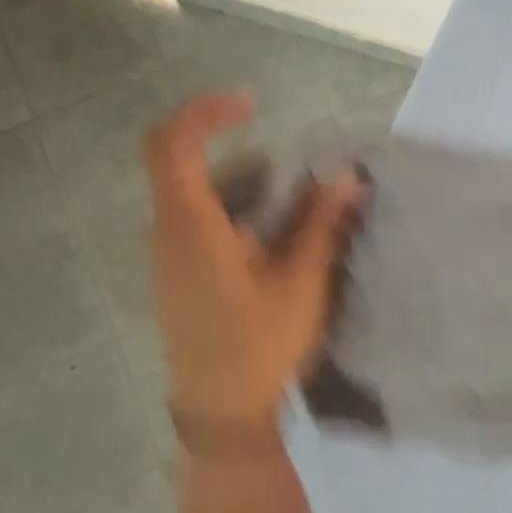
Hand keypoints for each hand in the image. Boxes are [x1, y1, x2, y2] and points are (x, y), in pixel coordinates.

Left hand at [143, 93, 364, 453]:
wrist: (220, 408)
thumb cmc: (260, 341)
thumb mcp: (301, 281)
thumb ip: (321, 224)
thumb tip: (346, 176)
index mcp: (189, 227)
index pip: (171, 144)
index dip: (205, 112)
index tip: (253, 103)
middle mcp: (165, 235)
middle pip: (180, 167)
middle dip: (236, 150)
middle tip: (294, 163)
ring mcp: (167, 260)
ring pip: (191, 199)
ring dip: (240, 185)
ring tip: (297, 201)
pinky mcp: (178, 280)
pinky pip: (198, 226)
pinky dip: (234, 212)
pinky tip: (277, 240)